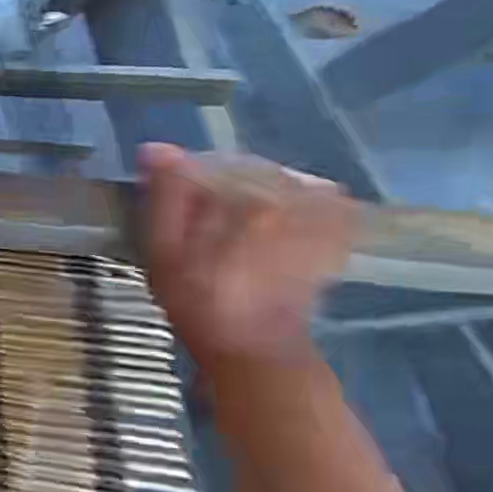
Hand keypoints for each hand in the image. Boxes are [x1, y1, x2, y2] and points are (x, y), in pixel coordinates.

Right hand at [140, 143, 355, 369]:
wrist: (254, 342)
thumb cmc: (195, 298)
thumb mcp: (162, 249)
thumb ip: (165, 196)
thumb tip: (157, 149)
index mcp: (247, 198)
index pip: (204, 163)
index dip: (176, 177)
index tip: (161, 198)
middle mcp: (292, 195)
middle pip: (242, 168)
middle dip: (215, 182)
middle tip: (193, 214)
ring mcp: (321, 209)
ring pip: (275, 178)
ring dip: (249, 189)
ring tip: (229, 220)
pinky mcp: (336, 225)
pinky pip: (315, 191)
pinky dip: (293, 195)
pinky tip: (271, 216)